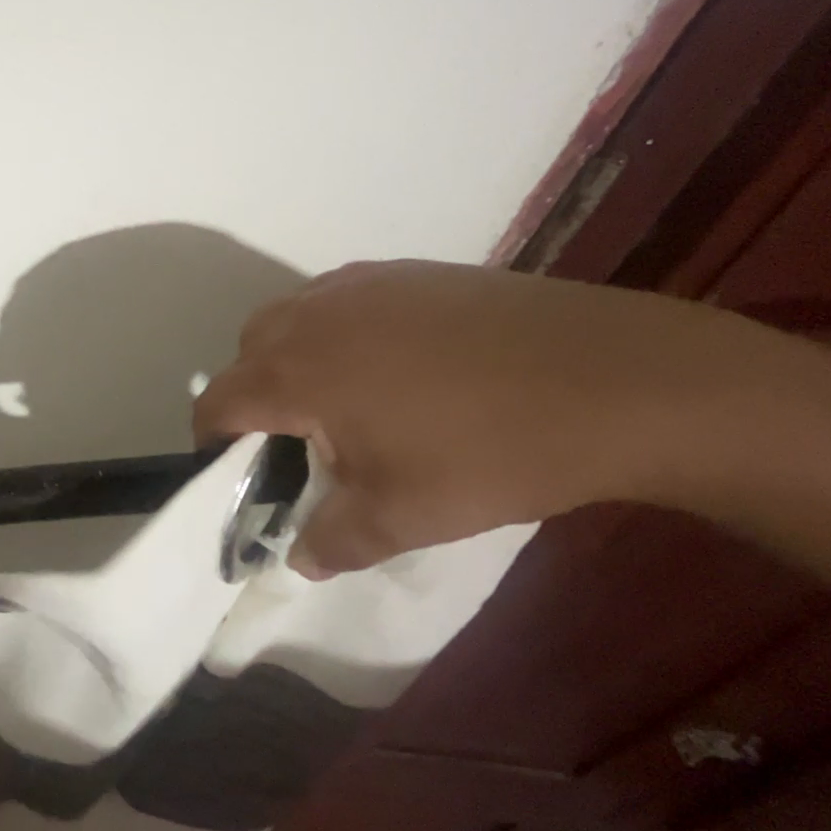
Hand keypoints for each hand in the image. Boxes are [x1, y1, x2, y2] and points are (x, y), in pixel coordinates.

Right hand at [193, 260, 830, 580]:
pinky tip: (393, 361)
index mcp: (293, 372)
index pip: (217, 403)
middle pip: (246, 351)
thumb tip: (299, 559)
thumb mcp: (404, 517)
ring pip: (290, 316)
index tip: (236, 472)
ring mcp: (360, 286)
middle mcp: (311, 317)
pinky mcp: (410, 272)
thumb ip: (334, 541)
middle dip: (252, 395)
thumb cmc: (491, 452)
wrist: (618, 381)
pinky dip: (338, 329)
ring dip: (291, 355)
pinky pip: (340, 298)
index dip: (212, 442)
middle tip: (296, 438)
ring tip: (342, 397)